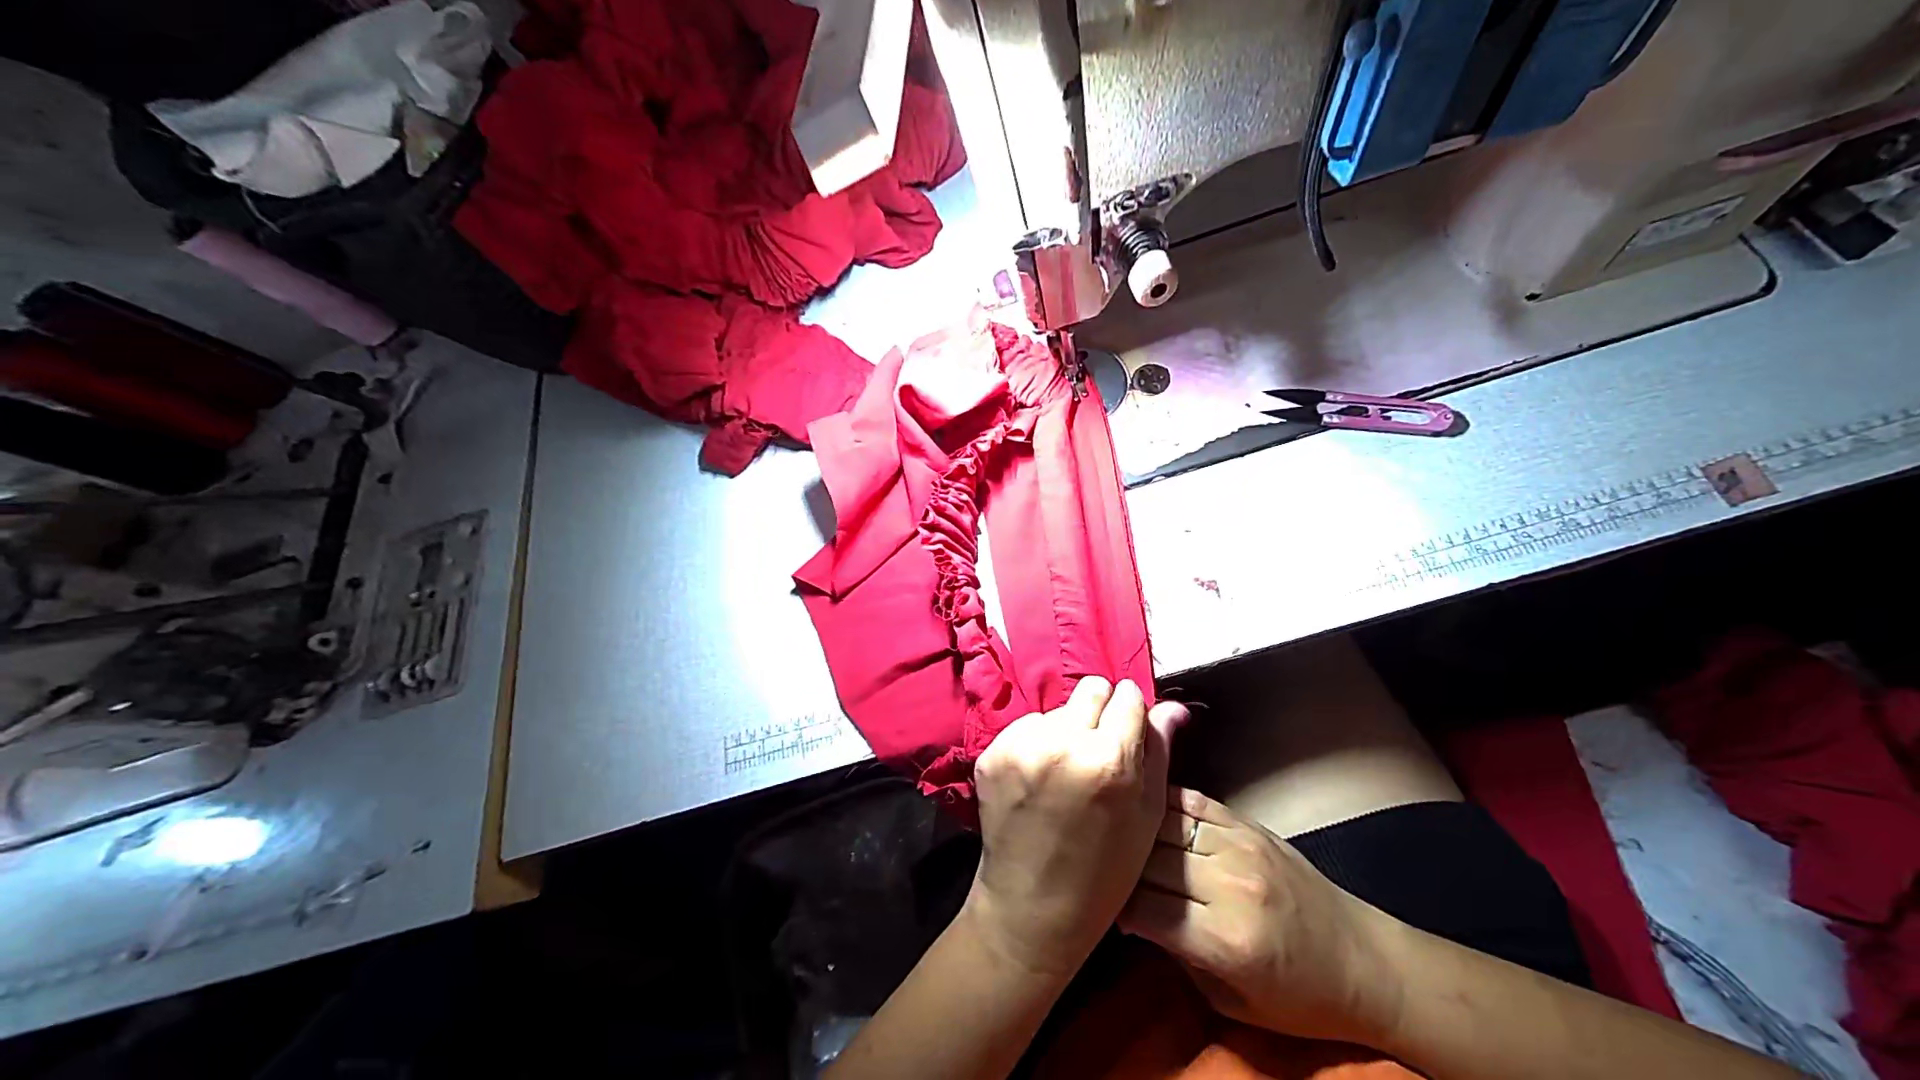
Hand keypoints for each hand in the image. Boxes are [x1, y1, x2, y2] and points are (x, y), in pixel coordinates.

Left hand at [963, 677, 1189, 978]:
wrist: (1032, 909)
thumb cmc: (1105, 871)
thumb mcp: (1147, 815)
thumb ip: (1159, 751)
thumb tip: (1173, 705)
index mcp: (1110, 759)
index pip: (1127, 696)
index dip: (1131, 714)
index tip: (1127, 733)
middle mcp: (1062, 743)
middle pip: (1090, 689)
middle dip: (1099, 712)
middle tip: (1098, 751)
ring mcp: (1020, 747)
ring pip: (1056, 710)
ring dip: (1066, 729)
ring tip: (1066, 773)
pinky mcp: (991, 754)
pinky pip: (1025, 727)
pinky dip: (1035, 743)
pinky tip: (1039, 779)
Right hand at [1118, 787, 1402, 1045]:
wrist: (1366, 962)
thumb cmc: (1298, 998)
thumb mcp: (1230, 1002)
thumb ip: (1177, 955)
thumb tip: (1126, 914)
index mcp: (1226, 939)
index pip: (1142, 907)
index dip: (1112, 905)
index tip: (1099, 906)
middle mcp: (1230, 884)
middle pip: (1147, 860)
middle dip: (1115, 866)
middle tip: (1098, 869)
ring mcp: (1241, 845)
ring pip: (1161, 823)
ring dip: (1132, 830)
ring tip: (1112, 838)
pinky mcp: (1249, 823)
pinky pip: (1189, 800)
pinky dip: (1160, 803)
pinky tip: (1141, 811)